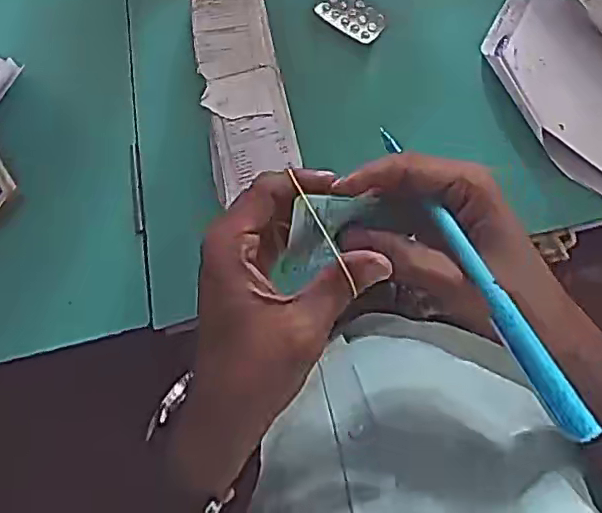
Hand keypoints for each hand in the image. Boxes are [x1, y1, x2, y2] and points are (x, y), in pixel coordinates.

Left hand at [166, 169, 392, 496]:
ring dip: (303, 217)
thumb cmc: (254, 372)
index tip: (340, 186)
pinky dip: (295, 237)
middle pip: (268, 200)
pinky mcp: (241, 275)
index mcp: (229, 242)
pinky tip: (325, 243)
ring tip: (344, 217)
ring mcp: (231, 258)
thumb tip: (380, 255)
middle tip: (348, 201)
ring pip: (270, 219)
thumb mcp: (303, 325)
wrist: (221, 420)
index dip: (303, 181)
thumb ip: (340, 283)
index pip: (267, 189)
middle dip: (307, 197)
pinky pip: (270, 240)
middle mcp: (225, 241)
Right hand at [332, 152, 560, 320]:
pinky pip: (411, 215)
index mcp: (470, 184)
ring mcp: (457, 202)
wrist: (550, 334)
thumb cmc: (511, 305)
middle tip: (330, 212)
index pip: (409, 166)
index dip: (368, 176)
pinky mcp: (452, 224)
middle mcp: (462, 183)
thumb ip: (403, 256)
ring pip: (404, 195)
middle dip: (366, 192)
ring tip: (339, 226)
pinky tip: (365, 240)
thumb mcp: (454, 283)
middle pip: (403, 177)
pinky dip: (387, 225)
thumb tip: (350, 238)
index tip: (335, 192)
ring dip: (373, 209)